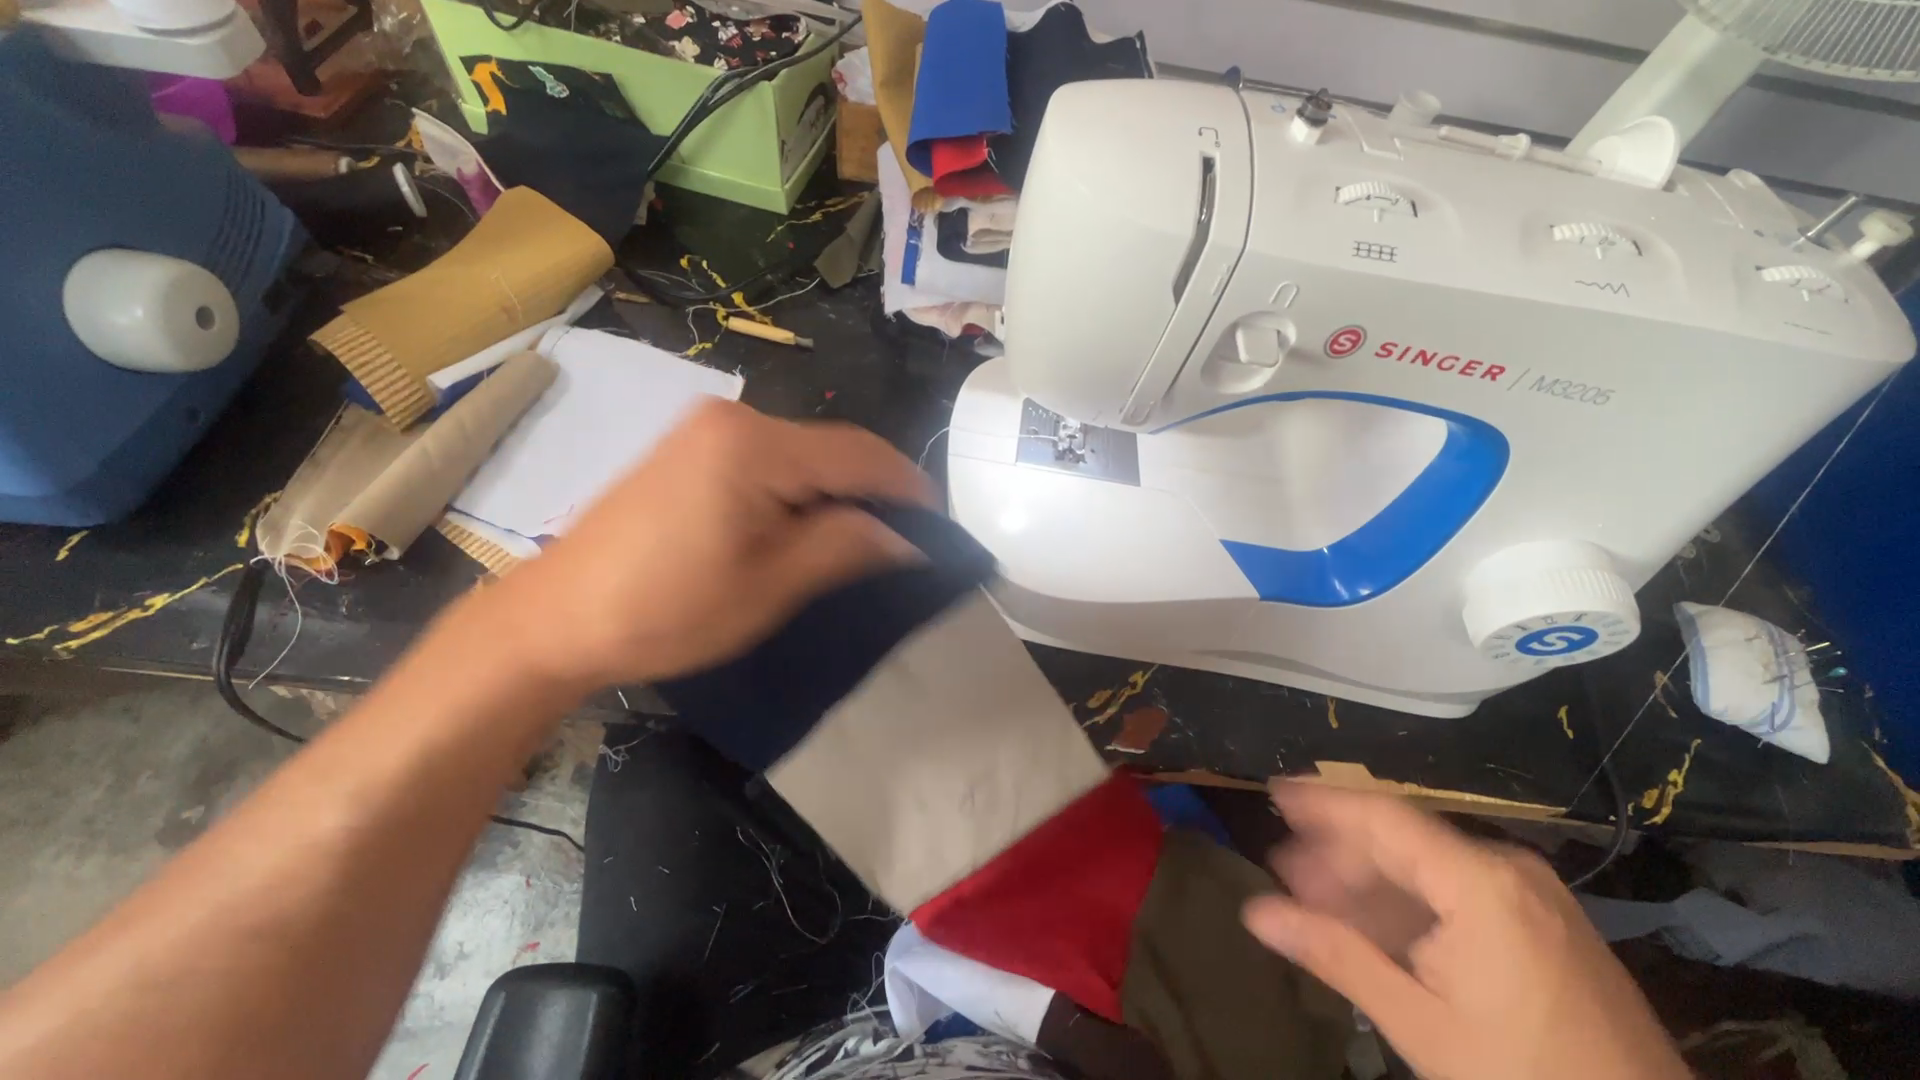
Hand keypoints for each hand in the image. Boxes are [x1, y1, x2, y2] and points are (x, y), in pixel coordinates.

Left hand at [481, 399, 932, 686]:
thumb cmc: (666, 611)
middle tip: (901, 548)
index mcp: (754, 445)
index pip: (862, 453)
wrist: (557, 618)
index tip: (941, 532)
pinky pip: (770, 460)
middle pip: (834, 448)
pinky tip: (804, 529)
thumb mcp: (771, 587)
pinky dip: (800, 491)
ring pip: (804, 454)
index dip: (910, 490)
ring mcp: (705, 429)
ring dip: (837, 494)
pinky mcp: (690, 447)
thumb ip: (847, 547)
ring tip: (858, 546)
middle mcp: (732, 418)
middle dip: (874, 494)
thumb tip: (909, 537)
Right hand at [1242, 783, 1689, 1079]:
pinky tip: (1376, 924)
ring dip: (1370, 878)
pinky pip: (1460, 890)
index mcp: (1479, 882)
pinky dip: (1410, 900)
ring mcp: (1532, 893)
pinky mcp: (1544, 919)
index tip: (1274, 789)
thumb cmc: (1523, 1074)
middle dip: (1338, 852)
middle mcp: (1507, 869)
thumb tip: (1257, 912)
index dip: (1323, 801)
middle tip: (1281, 869)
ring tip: (1316, 899)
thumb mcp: (1419, 1022)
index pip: (1383, 818)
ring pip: (1429, 865)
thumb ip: (1335, 956)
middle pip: (1403, 839)